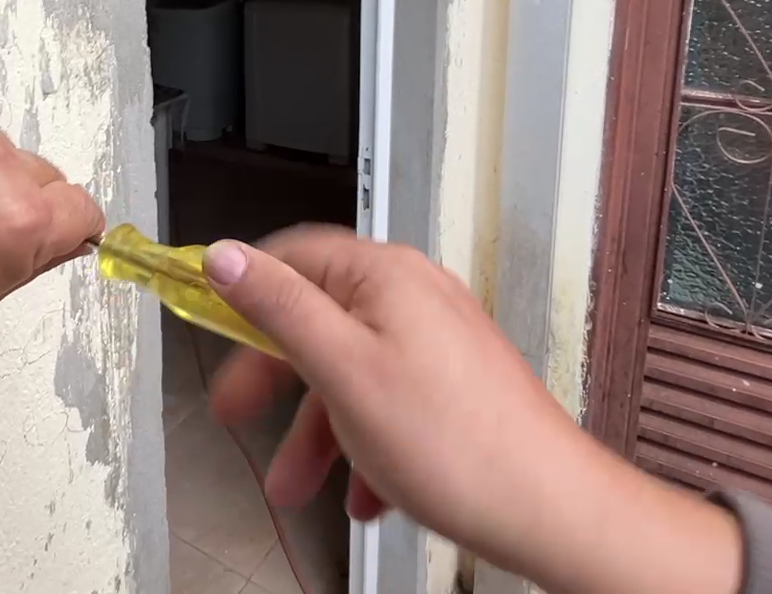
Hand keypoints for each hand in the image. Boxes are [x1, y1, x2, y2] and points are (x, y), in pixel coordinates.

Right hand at [202, 228, 740, 593]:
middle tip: (237, 413)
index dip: (243, 288)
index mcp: (381, 275)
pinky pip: (384, 394)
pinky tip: (361, 491)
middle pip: (315, 317)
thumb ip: (277, 306)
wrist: (561, 517)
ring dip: (314, 423)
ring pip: (347, 367)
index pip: (290, 256)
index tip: (210, 319)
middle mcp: (409, 292)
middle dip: (273, 374)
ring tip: (293, 485)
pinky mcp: (450, 378)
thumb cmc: (452, 444)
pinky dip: (359, 436)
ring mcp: (433, 336)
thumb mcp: (341, 371)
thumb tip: (224, 255)